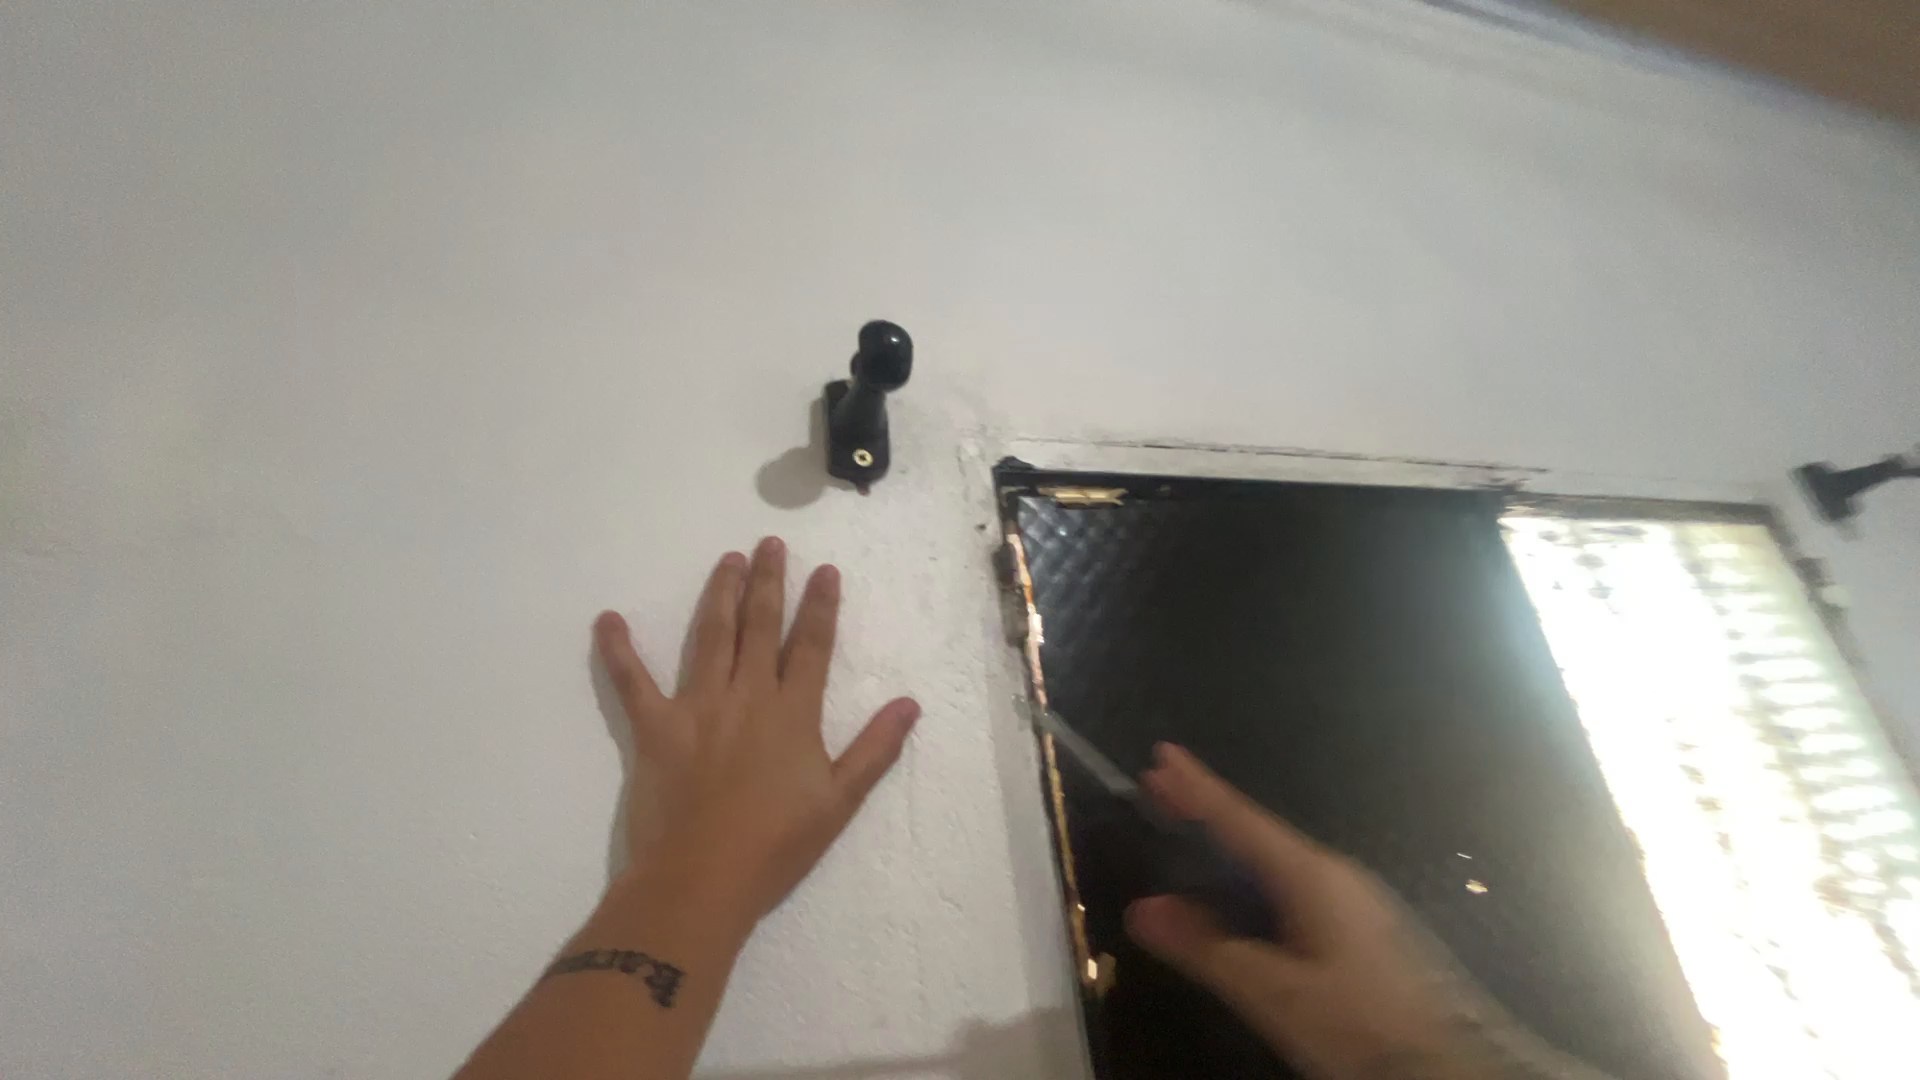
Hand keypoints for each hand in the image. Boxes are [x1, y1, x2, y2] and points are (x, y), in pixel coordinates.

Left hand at [593, 538, 919, 935]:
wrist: (702, 881)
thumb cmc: (777, 844)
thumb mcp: (841, 801)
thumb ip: (875, 748)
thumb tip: (910, 703)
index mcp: (792, 712)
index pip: (811, 645)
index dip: (820, 605)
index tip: (824, 570)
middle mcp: (747, 695)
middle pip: (760, 626)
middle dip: (768, 581)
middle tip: (769, 543)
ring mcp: (698, 707)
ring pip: (710, 637)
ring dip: (719, 594)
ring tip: (727, 559)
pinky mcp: (655, 729)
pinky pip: (632, 683)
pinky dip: (618, 651)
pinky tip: (607, 619)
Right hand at [1124, 745, 1547, 1079]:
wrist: (1456, 1073)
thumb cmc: (1363, 1027)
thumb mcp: (1276, 994)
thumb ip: (1207, 948)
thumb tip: (1141, 909)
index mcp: (1311, 876)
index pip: (1240, 819)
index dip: (1197, 787)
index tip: (1163, 752)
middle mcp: (1331, 874)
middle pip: (1254, 831)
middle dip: (1205, 805)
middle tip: (1159, 779)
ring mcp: (1349, 900)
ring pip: (1271, 857)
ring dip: (1225, 837)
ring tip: (1185, 821)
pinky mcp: (1357, 929)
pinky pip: (1288, 881)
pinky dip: (1249, 868)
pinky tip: (1238, 880)